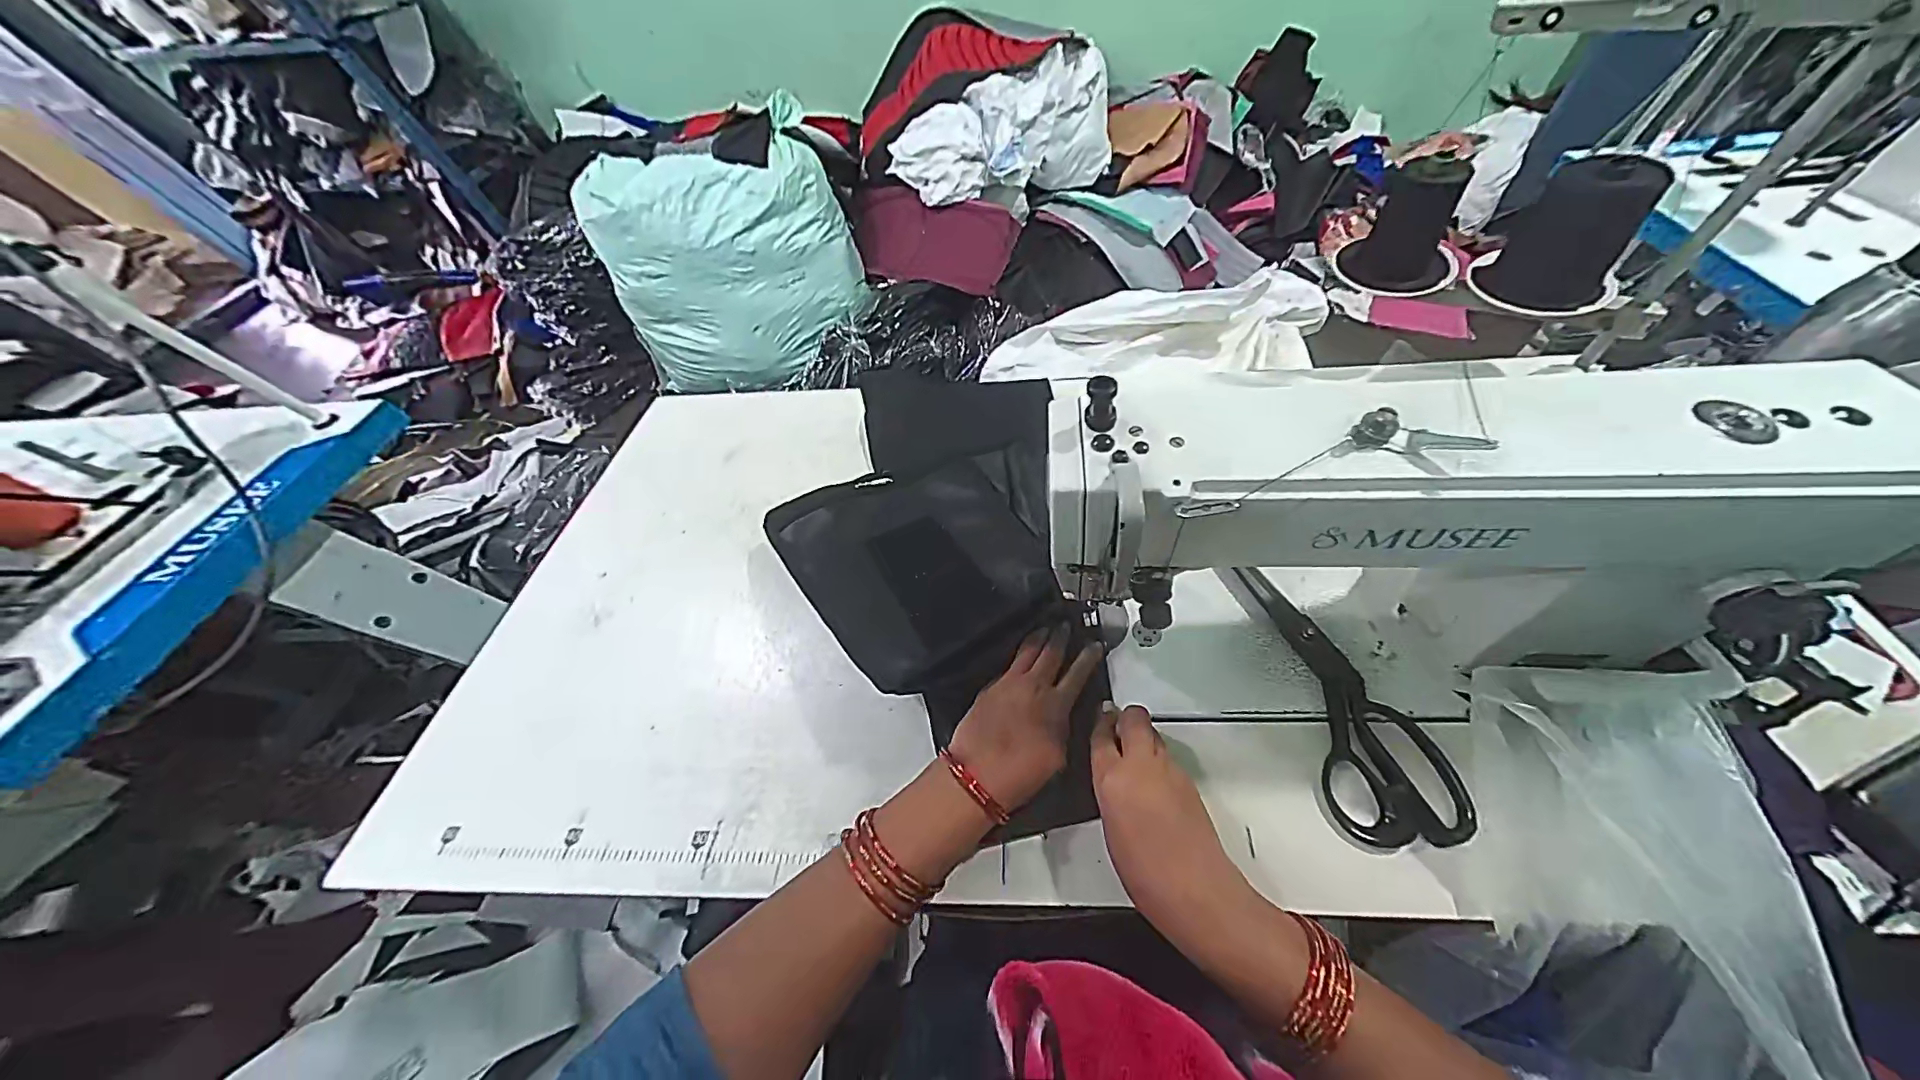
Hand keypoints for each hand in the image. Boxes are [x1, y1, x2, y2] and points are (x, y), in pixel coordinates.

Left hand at [948, 628, 1101, 810]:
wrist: (976, 775)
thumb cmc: (1017, 772)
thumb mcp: (1057, 756)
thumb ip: (1063, 729)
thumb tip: (1063, 718)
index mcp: (1055, 704)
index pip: (1078, 672)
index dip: (1088, 657)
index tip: (1093, 646)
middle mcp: (1032, 688)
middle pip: (1051, 652)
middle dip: (1061, 637)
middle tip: (1066, 625)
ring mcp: (1008, 684)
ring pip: (1026, 652)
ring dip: (1038, 638)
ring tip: (1044, 628)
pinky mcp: (989, 689)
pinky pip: (1008, 665)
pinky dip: (1017, 655)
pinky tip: (1019, 656)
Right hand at [1092, 705, 1259, 947]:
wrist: (1196, 892)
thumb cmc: (1149, 875)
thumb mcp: (1110, 830)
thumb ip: (1110, 795)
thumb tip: (1112, 783)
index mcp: (1112, 778)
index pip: (1101, 734)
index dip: (1100, 725)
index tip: (1099, 722)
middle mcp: (1142, 766)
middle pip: (1134, 718)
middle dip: (1125, 718)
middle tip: (1118, 725)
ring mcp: (1170, 771)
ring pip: (1155, 735)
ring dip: (1145, 738)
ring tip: (1136, 757)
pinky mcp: (1190, 782)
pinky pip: (1169, 758)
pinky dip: (1160, 761)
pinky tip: (1155, 783)